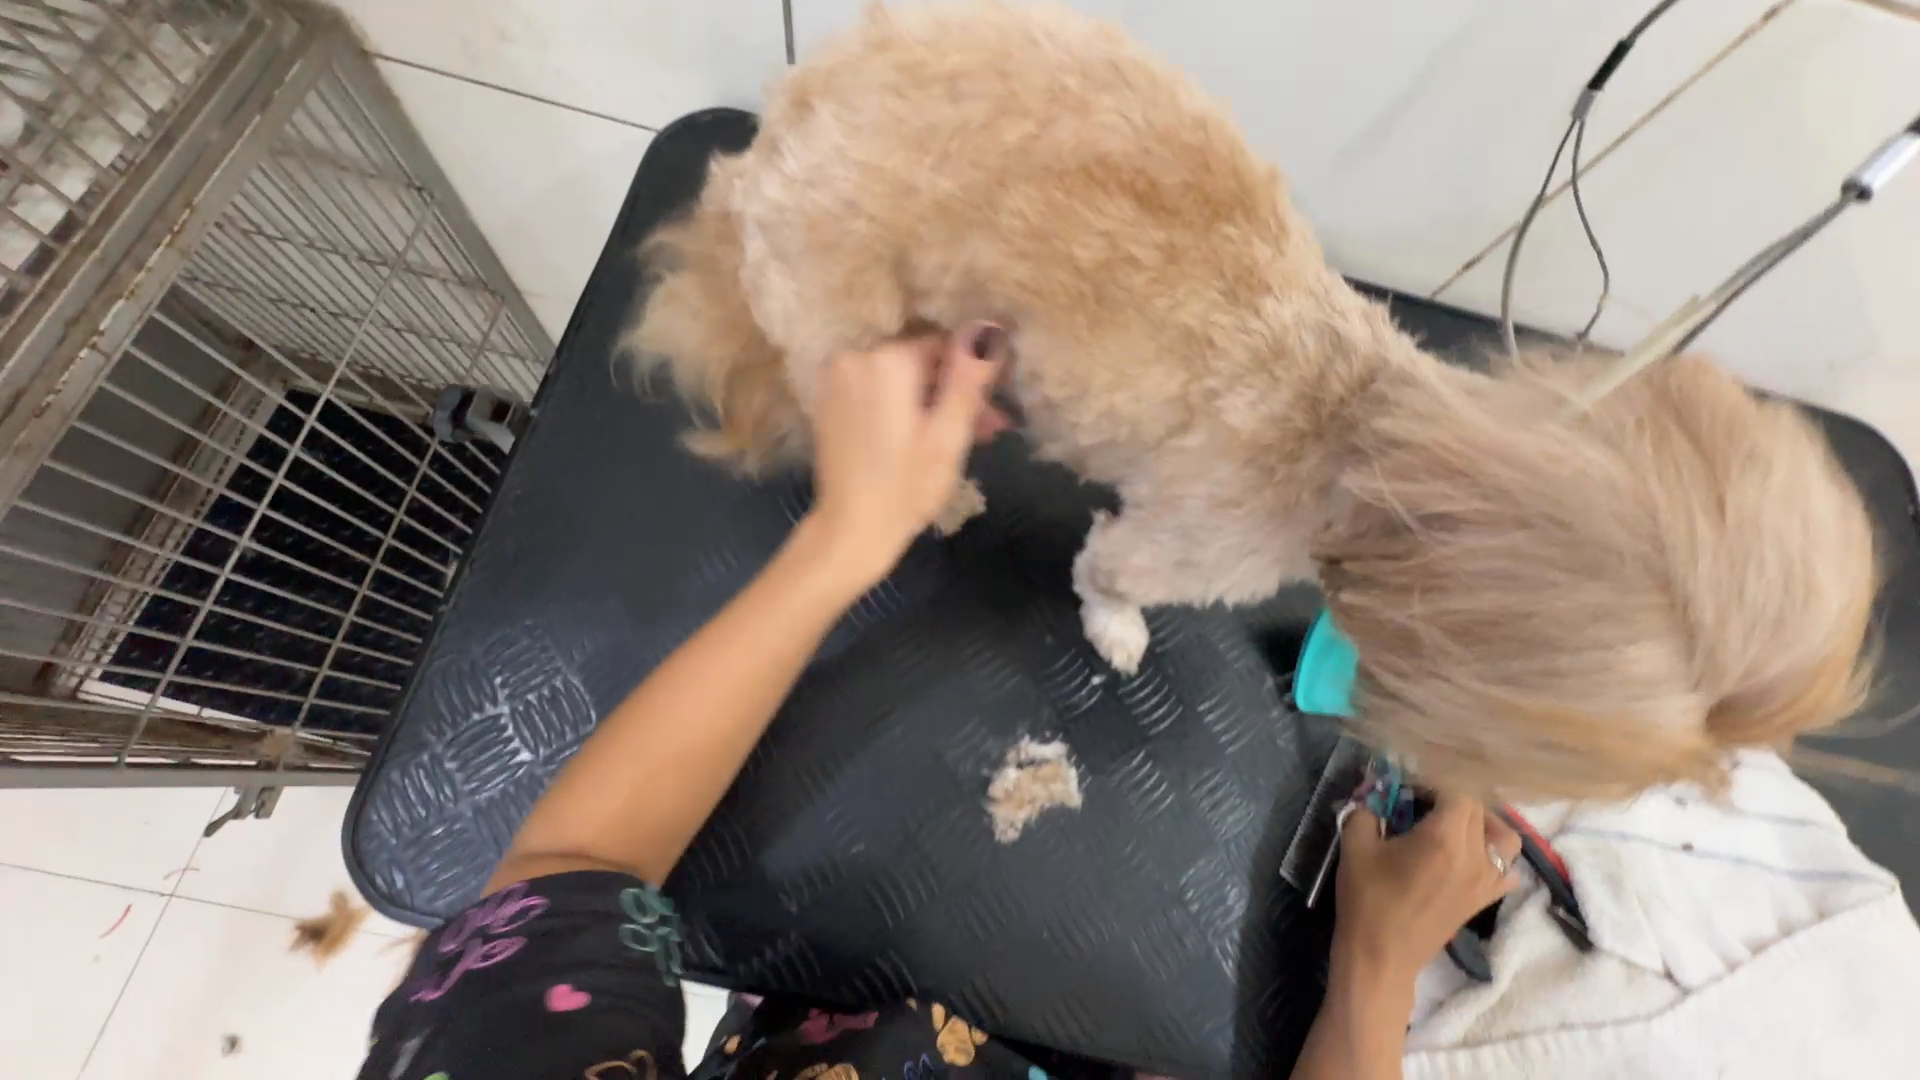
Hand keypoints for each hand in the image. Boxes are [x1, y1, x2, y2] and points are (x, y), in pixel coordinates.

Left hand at [803, 325, 1004, 588]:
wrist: (851, 529)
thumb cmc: (907, 488)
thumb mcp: (948, 435)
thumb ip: (968, 377)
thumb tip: (989, 326)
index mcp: (887, 360)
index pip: (947, 346)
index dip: (976, 375)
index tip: (996, 408)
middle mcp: (856, 359)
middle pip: (922, 364)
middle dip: (956, 393)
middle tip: (988, 429)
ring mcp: (838, 380)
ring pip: (901, 380)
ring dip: (933, 403)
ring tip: (961, 440)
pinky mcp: (831, 403)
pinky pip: (878, 394)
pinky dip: (904, 409)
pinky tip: (926, 438)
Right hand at [1330, 794, 1521, 983]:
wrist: (1382, 952)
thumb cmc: (1367, 896)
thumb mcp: (1355, 843)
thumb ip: (1366, 808)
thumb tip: (1374, 790)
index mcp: (1443, 838)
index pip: (1456, 791)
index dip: (1431, 781)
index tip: (1405, 784)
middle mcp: (1474, 856)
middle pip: (1478, 809)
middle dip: (1448, 796)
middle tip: (1417, 800)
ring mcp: (1487, 880)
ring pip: (1504, 836)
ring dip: (1481, 820)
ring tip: (1450, 821)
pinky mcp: (1487, 898)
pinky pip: (1507, 867)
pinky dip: (1494, 854)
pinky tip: (1467, 854)